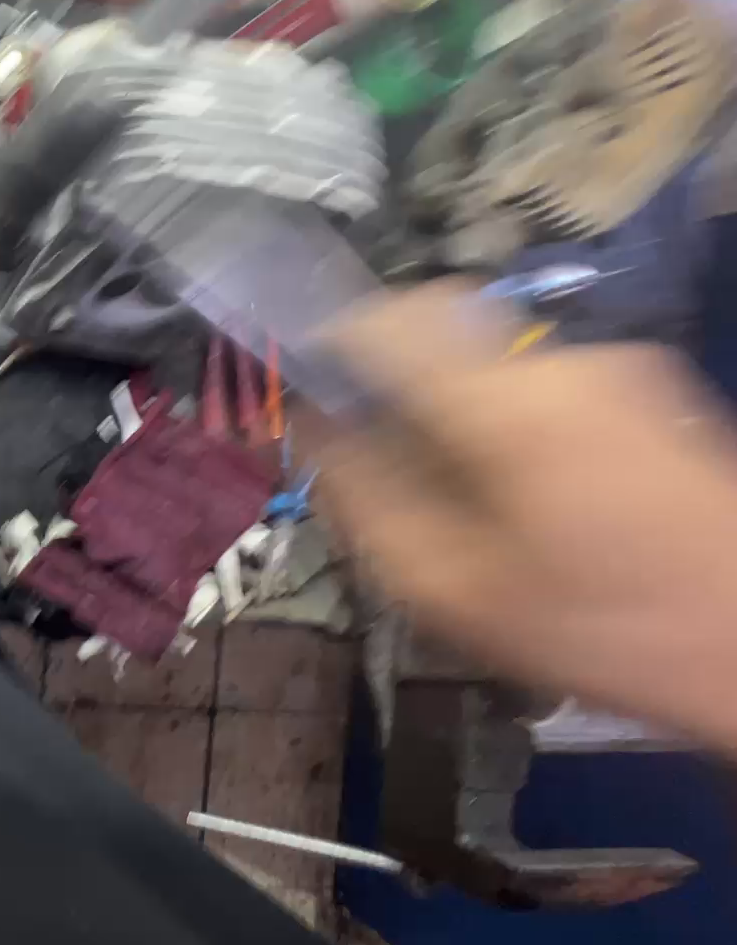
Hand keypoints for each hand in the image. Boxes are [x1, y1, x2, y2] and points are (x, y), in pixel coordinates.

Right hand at [313, 282, 736, 749]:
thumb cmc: (590, 627)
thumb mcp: (436, 579)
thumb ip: (357, 491)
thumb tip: (309, 422)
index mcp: (506, 408)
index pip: (393, 317)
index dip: (333, 335)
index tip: (304, 380)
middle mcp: (562, 368)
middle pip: (434, 334)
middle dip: (382, 381)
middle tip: (361, 450)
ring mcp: (614, 375)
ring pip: (475, 359)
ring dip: (431, 403)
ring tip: (430, 485)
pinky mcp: (640, 393)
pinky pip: (521, 379)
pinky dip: (480, 413)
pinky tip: (493, 485)